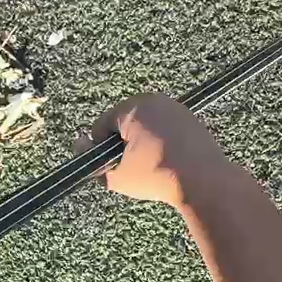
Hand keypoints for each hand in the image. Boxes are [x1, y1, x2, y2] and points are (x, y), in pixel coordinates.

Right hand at [85, 93, 222, 207]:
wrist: (202, 181)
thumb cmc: (156, 175)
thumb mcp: (115, 176)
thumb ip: (91, 162)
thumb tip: (79, 146)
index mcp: (133, 108)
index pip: (102, 124)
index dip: (98, 147)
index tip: (104, 164)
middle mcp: (155, 100)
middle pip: (124, 121)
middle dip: (120, 142)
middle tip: (124, 167)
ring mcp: (175, 108)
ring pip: (144, 124)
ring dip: (138, 142)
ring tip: (143, 166)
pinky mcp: (190, 119)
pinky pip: (163, 128)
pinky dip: (157, 142)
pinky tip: (161, 162)